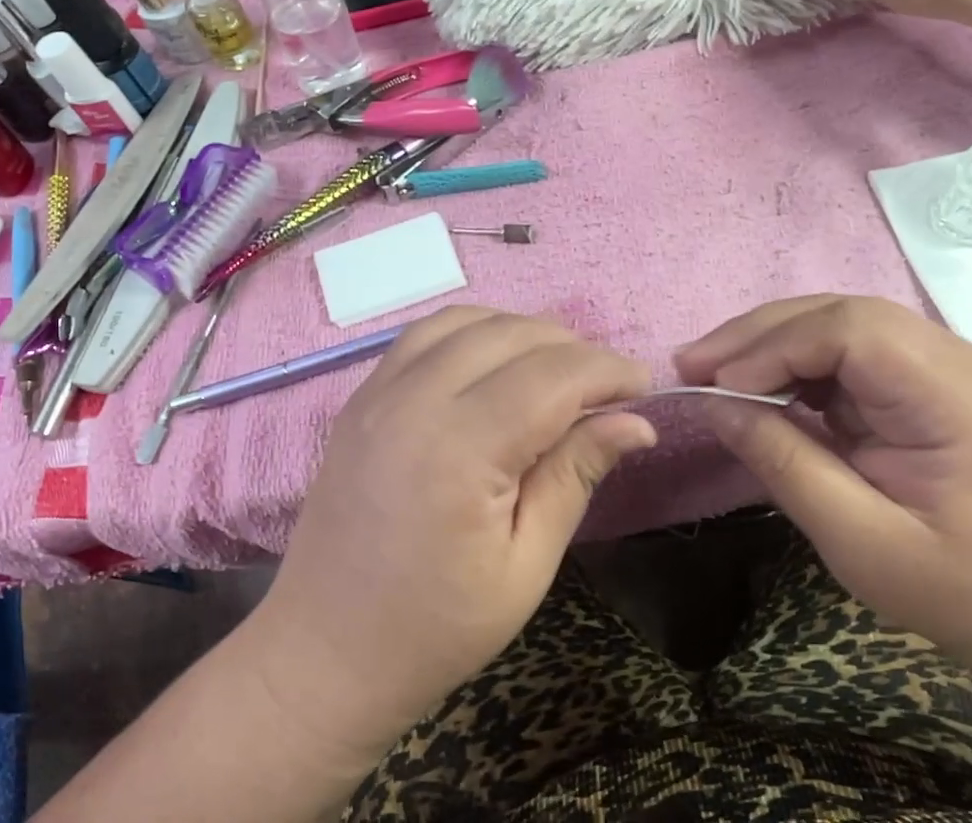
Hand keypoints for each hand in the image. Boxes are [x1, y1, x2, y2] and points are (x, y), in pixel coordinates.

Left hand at [250, 307, 655, 753]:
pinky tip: (494, 368)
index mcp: (460, 451)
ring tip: (555, 373)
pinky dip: (471, 334)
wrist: (325, 650)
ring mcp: (377, 393)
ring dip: (521, 333)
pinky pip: (422, 336)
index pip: (552, 375)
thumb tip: (636, 422)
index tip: (646, 387)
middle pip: (511, 335)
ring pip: (465, 320)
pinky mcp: (359, 399)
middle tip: (606, 390)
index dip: (608, 371)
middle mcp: (413, 402)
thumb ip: (575, 476)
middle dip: (572, 349)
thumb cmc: (436, 628)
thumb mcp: (525, 566)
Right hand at [676, 296, 971, 678]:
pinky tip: (758, 384)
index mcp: (959, 404)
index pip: (858, 332)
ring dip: (770, 341)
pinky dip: (794, 360)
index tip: (718, 386)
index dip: (778, 346)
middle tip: (690, 365)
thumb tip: (714, 403)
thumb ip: (784, 464)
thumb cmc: (954, 587)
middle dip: (759, 334)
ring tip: (710, 370)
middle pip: (845, 313)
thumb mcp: (858, 542)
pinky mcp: (926, 376)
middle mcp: (959, 362)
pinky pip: (849, 347)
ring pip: (841, 320)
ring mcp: (947, 363)